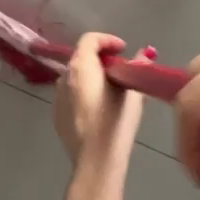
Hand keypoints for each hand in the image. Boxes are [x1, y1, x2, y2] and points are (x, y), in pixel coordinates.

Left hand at [53, 33, 145, 168]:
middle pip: (82, 57)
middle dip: (101, 59)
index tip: (124, 50)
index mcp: (81, 66)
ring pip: (76, 77)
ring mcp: (57, 98)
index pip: (90, 39)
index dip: (108, 40)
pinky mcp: (57, 116)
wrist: (96, 160)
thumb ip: (137, 68)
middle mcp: (64, 77)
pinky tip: (99, 108)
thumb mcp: (133, 91)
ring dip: (92, 76)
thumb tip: (143, 56)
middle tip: (120, 69)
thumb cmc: (116, 120)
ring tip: (110, 89)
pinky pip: (71, 96)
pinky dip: (84, 93)